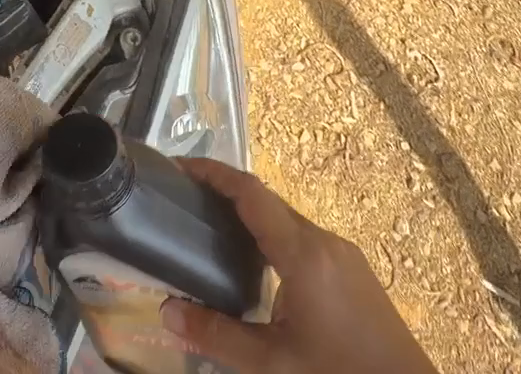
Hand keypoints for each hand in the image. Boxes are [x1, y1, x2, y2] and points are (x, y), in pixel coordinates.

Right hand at [162, 158, 437, 373]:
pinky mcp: (355, 273)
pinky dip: (272, 237)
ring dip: (250, 216)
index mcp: (303, 252)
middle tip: (186, 202)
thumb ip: (217, 335)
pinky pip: (304, 239)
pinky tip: (257, 265)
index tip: (178, 166)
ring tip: (214, 231)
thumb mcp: (273, 364)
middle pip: (268, 201)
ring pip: (287, 220)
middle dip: (225, 193)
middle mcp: (325, 241)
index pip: (250, 192)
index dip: (213, 172)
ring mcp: (345, 256)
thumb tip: (165, 311)